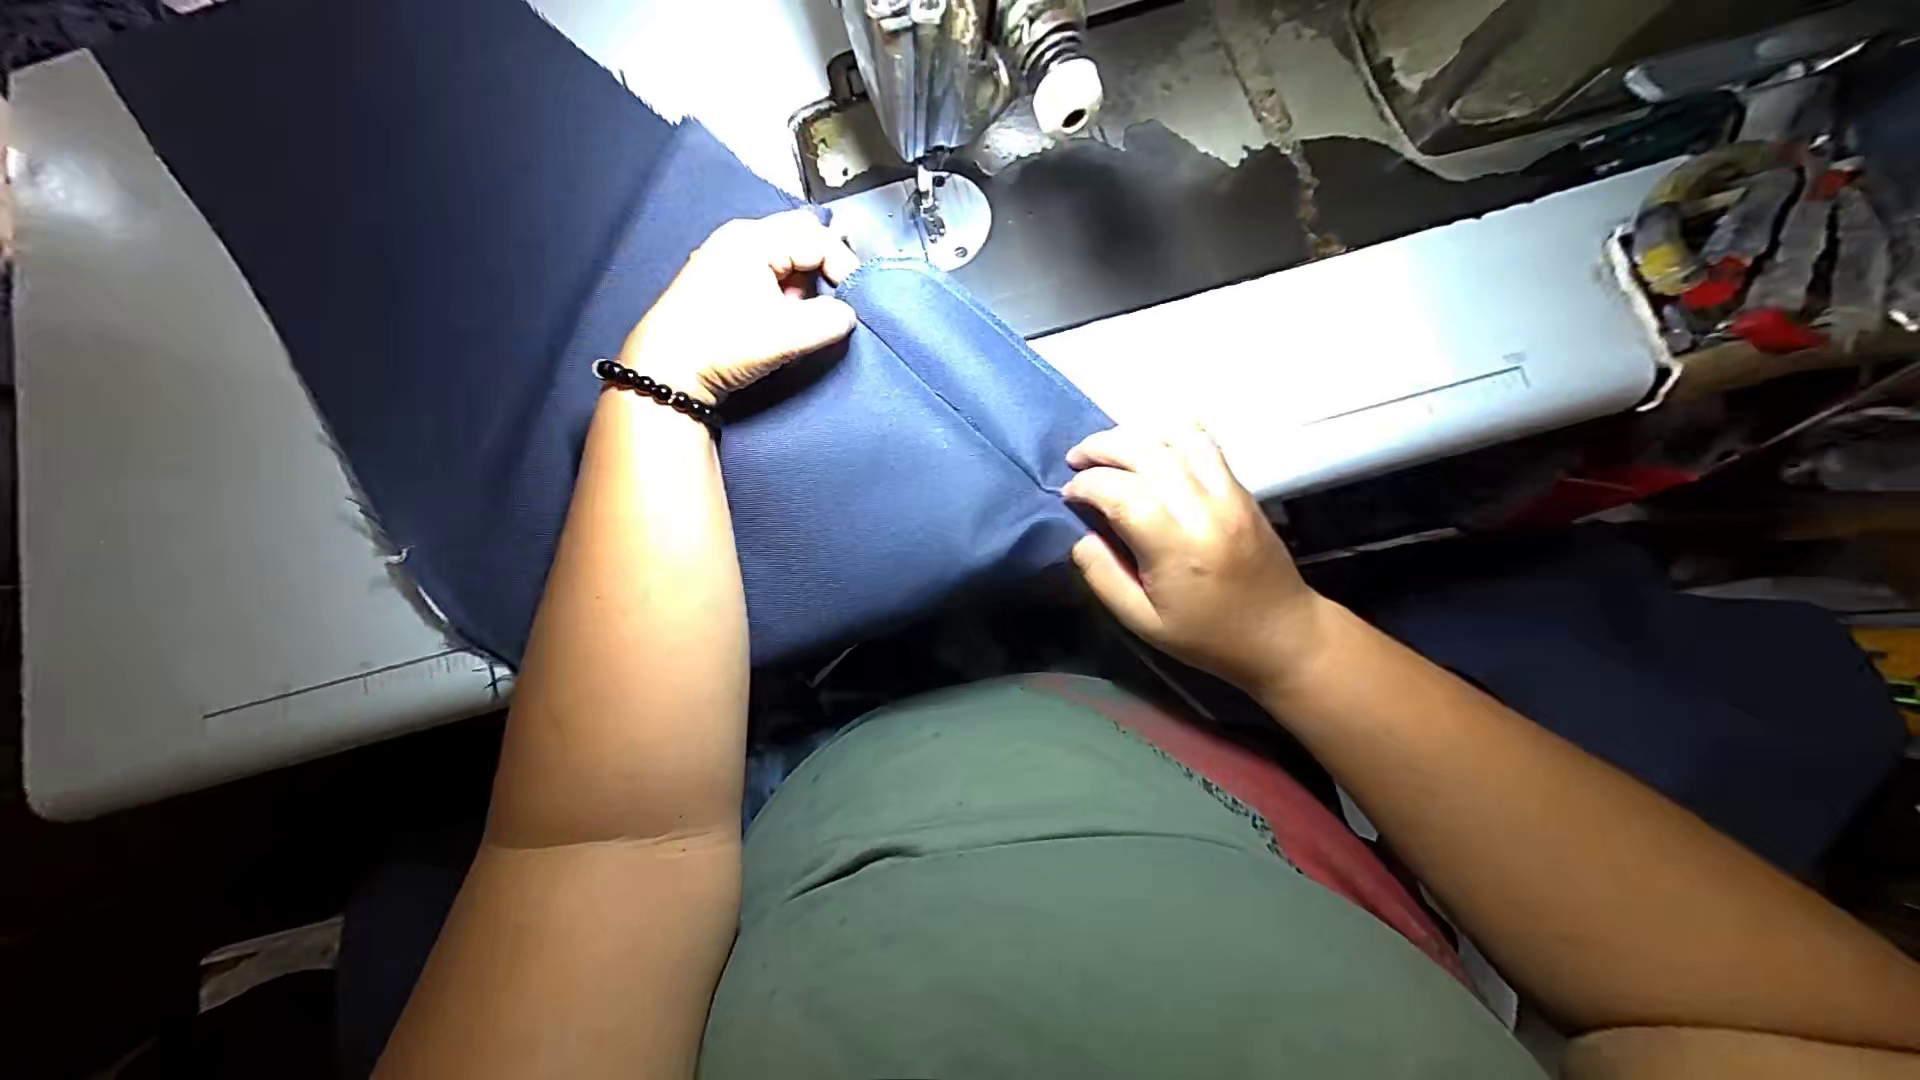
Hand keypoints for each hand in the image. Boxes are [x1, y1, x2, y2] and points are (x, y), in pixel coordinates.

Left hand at [618, 209, 860, 402]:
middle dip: (825, 271)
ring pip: (786, 259)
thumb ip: (830, 320)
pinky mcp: (722, 283)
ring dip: (804, 287)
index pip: (818, 238)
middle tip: (833, 304)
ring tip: (799, 320)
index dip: (844, 267)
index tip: (854, 300)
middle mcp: (738, 239)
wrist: (668, 372)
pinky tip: (780, 322)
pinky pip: (768, 276)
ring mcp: (727, 259)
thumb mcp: (787, 335)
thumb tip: (847, 315)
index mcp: (752, 239)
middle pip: (802, 239)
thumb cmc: (719, 345)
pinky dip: (784, 296)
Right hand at [1062, 425, 1328, 692]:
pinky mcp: (1241, 488)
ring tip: (1111, 450)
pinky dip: (1169, 435)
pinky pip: (1204, 443)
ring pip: (1177, 436)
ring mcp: (1229, 492)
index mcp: (1177, 547)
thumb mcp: (1142, 622)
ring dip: (1135, 434)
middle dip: (1102, 446)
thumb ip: (1103, 576)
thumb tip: (1082, 535)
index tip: (1069, 495)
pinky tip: (1149, 449)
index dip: (1086, 486)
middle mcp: (1205, 509)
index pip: (1121, 492)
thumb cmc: (1207, 636)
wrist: (1282, 633)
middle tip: (1077, 459)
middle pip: (1146, 451)